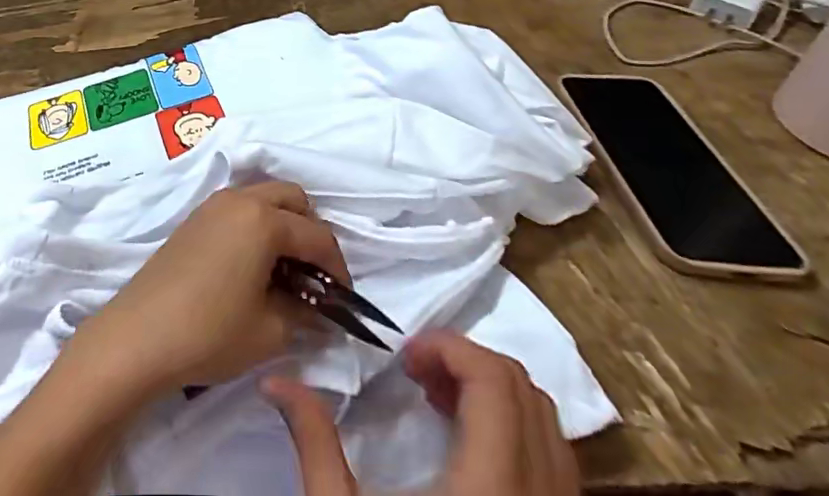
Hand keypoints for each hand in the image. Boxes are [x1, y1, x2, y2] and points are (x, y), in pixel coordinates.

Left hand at [63, 181, 348, 396]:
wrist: (140, 335)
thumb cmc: (211, 331)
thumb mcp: (271, 329)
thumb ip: (304, 313)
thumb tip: (319, 310)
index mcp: (262, 219)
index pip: (318, 236)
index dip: (338, 270)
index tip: (343, 302)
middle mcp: (237, 200)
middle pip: (291, 199)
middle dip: (311, 232)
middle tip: (314, 276)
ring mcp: (210, 206)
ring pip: (262, 199)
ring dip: (282, 226)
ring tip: (286, 274)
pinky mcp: (192, 220)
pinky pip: (237, 210)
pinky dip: (256, 228)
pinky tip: (255, 269)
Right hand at [262, 330, 579, 495]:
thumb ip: (314, 443)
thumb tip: (274, 381)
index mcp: (490, 486)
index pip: (494, 382)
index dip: (450, 347)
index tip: (403, 354)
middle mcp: (539, 495)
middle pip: (524, 390)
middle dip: (466, 361)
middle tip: (414, 371)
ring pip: (547, 422)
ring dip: (492, 391)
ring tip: (437, 399)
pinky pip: (555, 456)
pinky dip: (514, 425)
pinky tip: (468, 441)